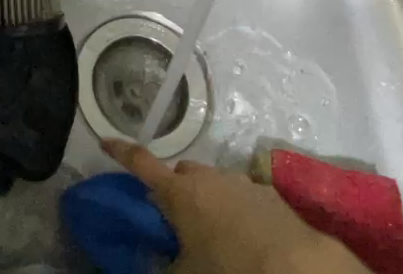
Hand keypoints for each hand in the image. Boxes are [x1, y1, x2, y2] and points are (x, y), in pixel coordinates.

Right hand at [104, 139, 372, 273]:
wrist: (296, 269)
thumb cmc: (228, 269)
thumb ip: (164, 265)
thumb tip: (154, 263)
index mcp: (179, 192)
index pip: (141, 164)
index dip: (121, 152)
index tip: (106, 141)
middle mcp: (207, 178)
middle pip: (182, 172)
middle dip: (176, 188)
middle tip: (176, 217)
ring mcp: (240, 182)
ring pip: (214, 183)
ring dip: (208, 198)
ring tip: (214, 230)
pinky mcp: (269, 194)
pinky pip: (243, 194)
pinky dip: (237, 208)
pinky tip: (245, 234)